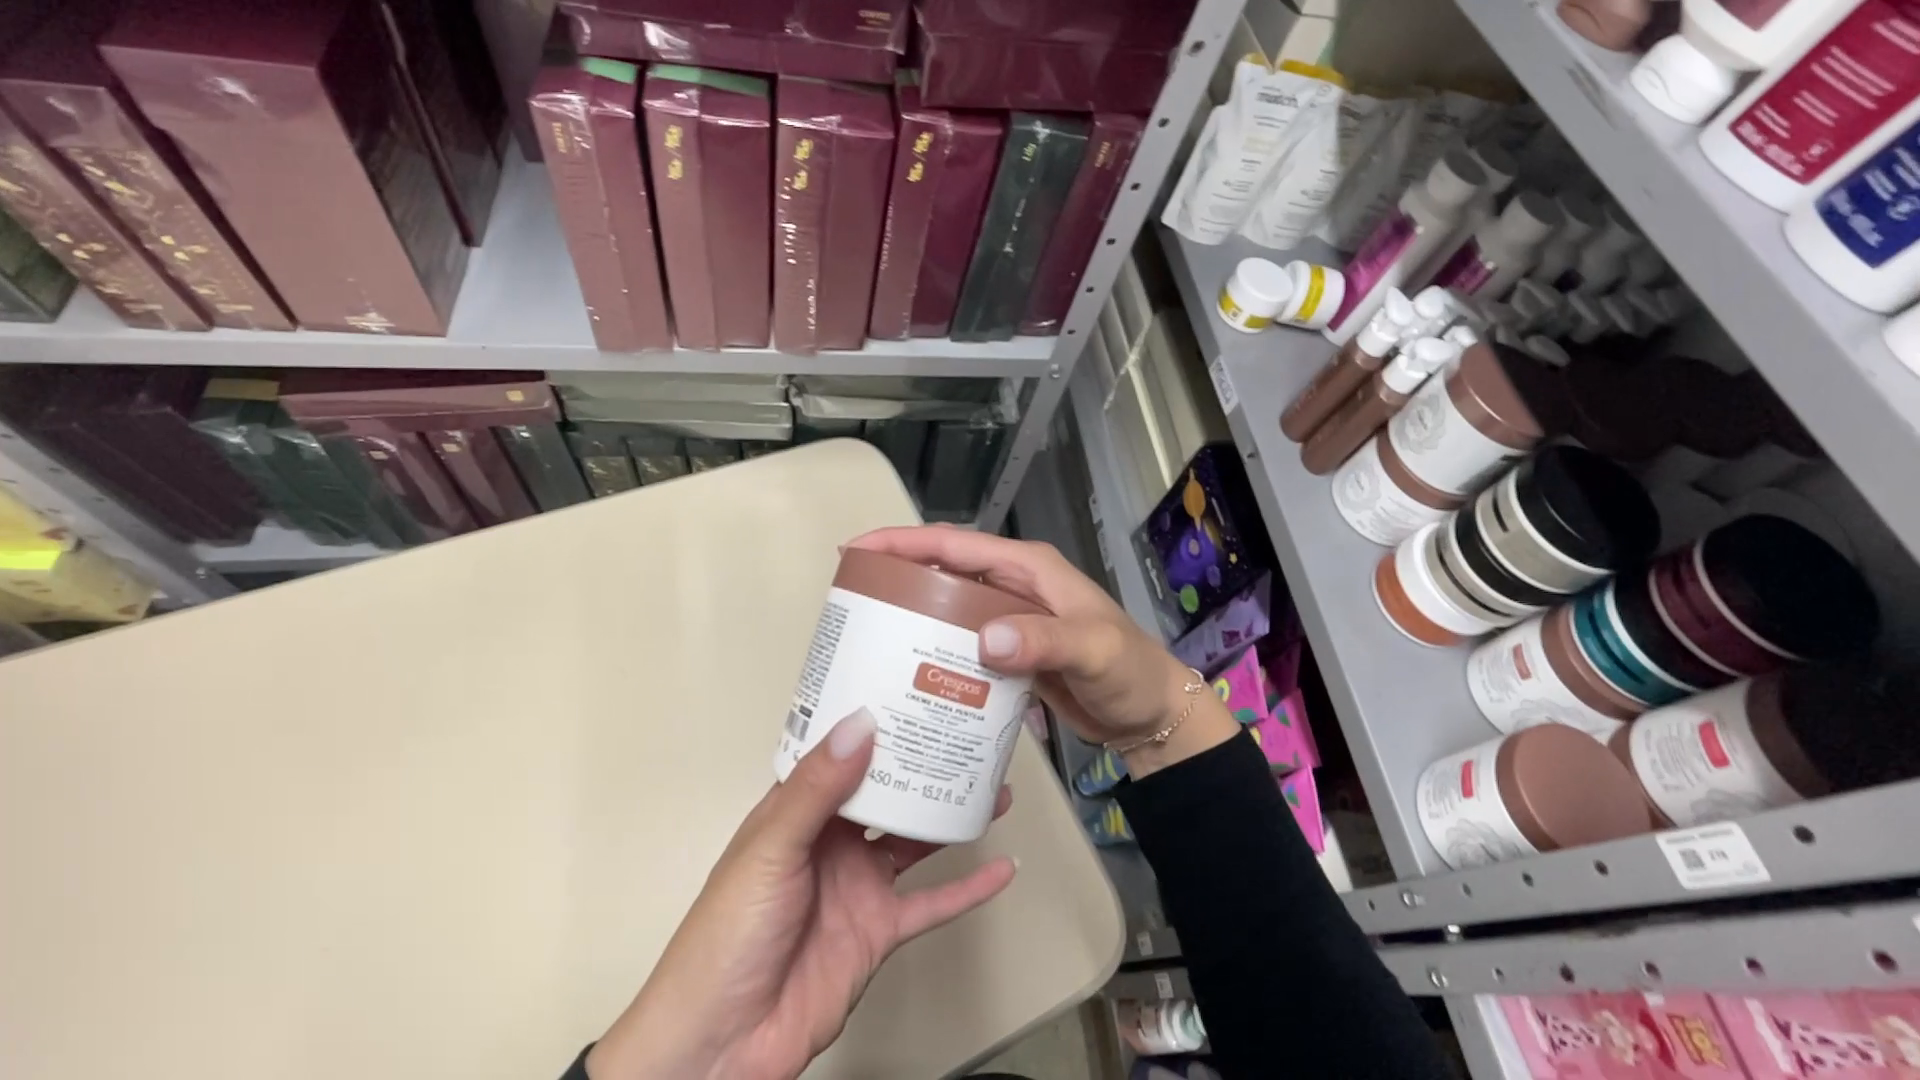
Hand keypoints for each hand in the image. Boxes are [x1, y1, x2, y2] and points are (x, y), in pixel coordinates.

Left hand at [585, 708, 1016, 1079]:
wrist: (725, 1042)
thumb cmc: (725, 937)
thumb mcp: (770, 850)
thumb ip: (816, 790)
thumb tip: (860, 725)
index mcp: (795, 814)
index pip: (839, 757)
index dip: (872, 726)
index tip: (910, 693)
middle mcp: (830, 844)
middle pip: (886, 795)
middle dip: (921, 767)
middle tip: (965, 736)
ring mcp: (857, 887)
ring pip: (914, 842)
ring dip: (950, 818)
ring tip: (992, 788)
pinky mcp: (878, 931)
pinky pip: (932, 904)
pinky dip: (967, 889)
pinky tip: (999, 870)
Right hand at [846, 527, 1238, 777]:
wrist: (1152, 716)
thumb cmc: (1129, 672)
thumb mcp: (1094, 650)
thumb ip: (1045, 641)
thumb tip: (984, 639)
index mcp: (1028, 569)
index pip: (955, 545)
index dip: (904, 542)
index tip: (855, 551)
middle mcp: (1014, 587)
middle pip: (944, 573)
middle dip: (897, 577)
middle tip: (851, 601)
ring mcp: (1011, 622)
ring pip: (949, 609)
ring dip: (911, 616)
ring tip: (866, 636)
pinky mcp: (1010, 655)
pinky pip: (962, 644)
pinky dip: (935, 651)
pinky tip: (907, 672)